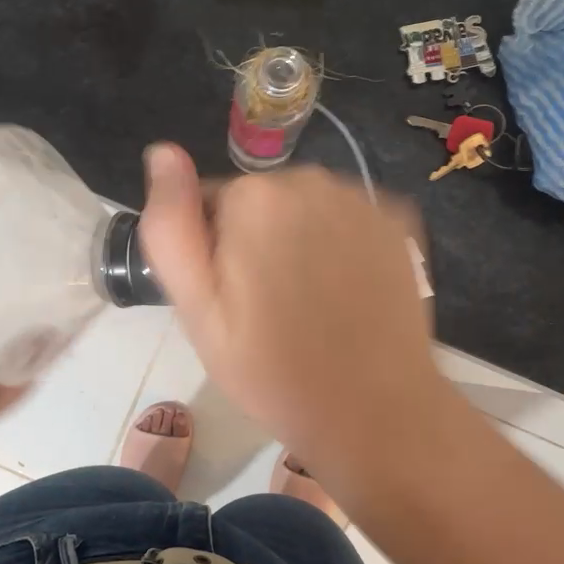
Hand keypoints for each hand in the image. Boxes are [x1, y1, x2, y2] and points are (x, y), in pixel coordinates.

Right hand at [137, 143, 452, 484]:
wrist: (372, 410)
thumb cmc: (271, 368)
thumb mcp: (197, 309)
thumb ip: (171, 225)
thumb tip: (162, 153)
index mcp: (254, 196)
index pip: (211, 205)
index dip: (212, 254)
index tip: (229, 302)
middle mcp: (313, 180)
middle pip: (262, 203)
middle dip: (256, 243)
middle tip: (264, 310)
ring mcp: (364, 200)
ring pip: (307, 210)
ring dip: (300, 243)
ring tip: (308, 307)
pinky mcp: (401, 223)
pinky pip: (349, 222)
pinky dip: (343, 246)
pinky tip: (346, 294)